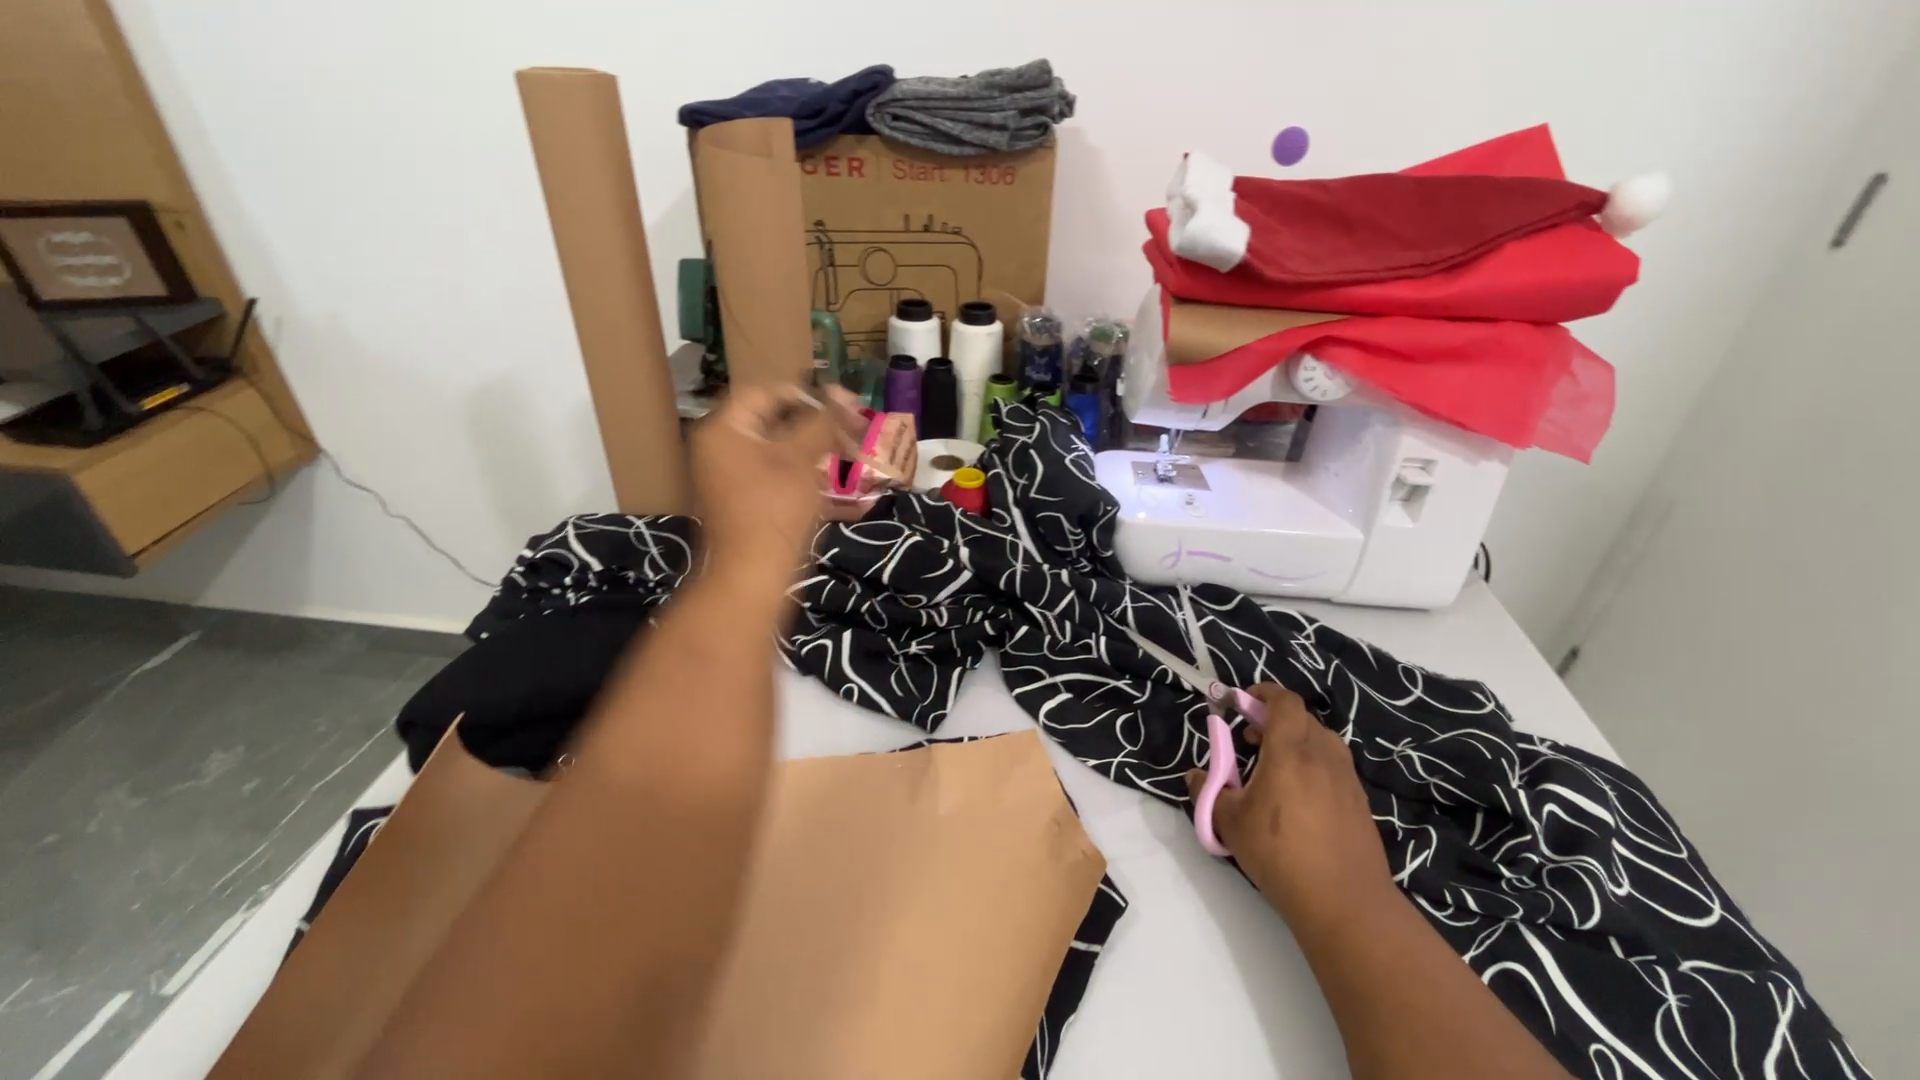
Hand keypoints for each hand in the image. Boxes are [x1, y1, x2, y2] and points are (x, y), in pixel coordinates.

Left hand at [689, 384, 863, 586]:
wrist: (752, 577)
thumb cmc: (773, 509)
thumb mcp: (801, 459)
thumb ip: (823, 422)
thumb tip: (844, 394)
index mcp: (724, 430)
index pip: (764, 393)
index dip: (806, 394)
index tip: (842, 406)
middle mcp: (723, 451)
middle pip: (776, 425)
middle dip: (821, 430)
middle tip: (854, 433)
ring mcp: (736, 482)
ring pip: (785, 458)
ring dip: (823, 459)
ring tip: (858, 461)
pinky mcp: (751, 508)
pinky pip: (785, 487)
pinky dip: (815, 488)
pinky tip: (855, 500)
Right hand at [1186, 684, 1397, 933]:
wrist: (1344, 900)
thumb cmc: (1280, 853)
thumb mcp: (1230, 822)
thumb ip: (1209, 792)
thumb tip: (1196, 776)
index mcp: (1290, 750)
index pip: (1284, 701)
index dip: (1263, 693)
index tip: (1241, 702)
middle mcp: (1323, 755)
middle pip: (1302, 719)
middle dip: (1274, 720)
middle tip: (1248, 740)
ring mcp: (1346, 778)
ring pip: (1321, 742)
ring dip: (1295, 743)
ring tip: (1273, 769)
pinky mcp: (1359, 802)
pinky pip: (1333, 767)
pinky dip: (1313, 767)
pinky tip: (1298, 799)